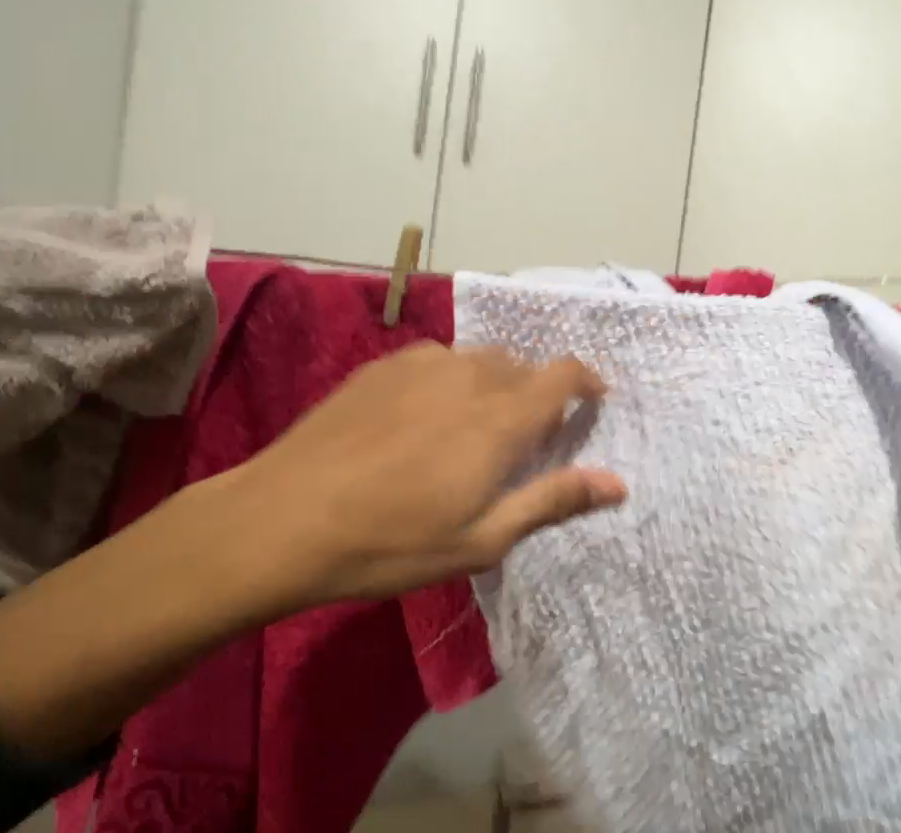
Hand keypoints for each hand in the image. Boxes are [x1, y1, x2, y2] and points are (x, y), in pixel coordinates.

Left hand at [217, 342, 625, 610]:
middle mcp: (469, 375)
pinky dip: (451, 379)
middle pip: (524, 365)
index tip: (593, 402)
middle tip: (525, 438)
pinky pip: (438, 360)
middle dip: (538, 393)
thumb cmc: (391, 542)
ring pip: (480, 359)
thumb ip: (552, 501)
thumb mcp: (481, 539)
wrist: (282, 519)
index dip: (588, 380)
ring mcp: (421, 364)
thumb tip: (618, 484)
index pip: (565, 373)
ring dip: (495, 384)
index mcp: (502, 417)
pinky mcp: (382, 366)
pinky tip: (424, 417)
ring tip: (474, 426)